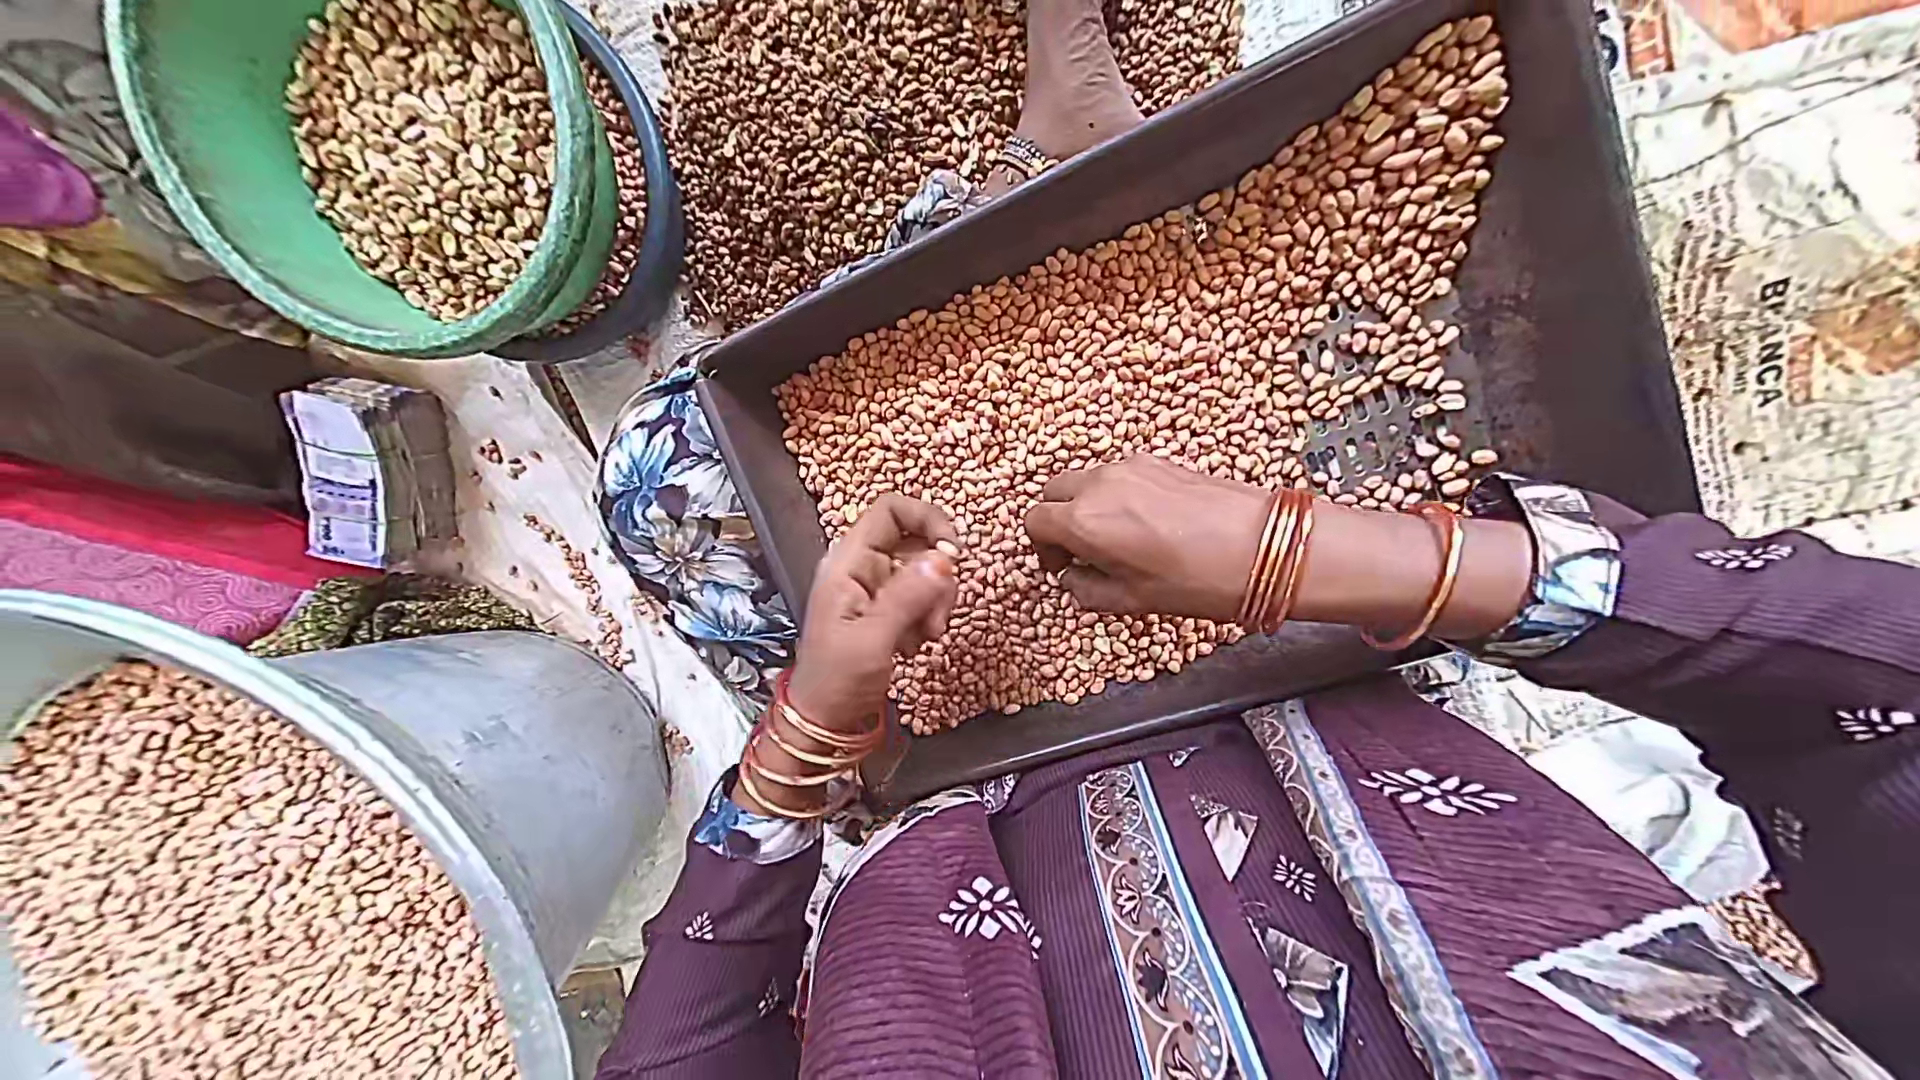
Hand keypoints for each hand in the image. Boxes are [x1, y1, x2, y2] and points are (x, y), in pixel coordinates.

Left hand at [786, 494, 960, 730]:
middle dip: (938, 575)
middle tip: (937, 614)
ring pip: (927, 570)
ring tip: (924, 635)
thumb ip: (907, 596)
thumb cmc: (837, 680)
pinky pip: (925, 596)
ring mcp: (879, 587)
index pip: (891, 510)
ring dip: (937, 602)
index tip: (953, 552)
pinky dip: (930, 616)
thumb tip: (945, 557)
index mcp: (849, 561)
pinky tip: (915, 642)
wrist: (827, 720)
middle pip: (918, 540)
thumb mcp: (872, 639)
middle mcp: (865, 566)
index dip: (927, 519)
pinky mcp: (890, 608)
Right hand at [1023, 455, 1268, 622]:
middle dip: (1057, 520)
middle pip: (1053, 491)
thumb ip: (1085, 589)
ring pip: (1086, 480)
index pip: (1035, 521)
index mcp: (1082, 520)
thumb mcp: (1130, 600)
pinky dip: (1113, 494)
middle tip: (1079, 550)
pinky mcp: (1158, 460)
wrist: (1266, 546)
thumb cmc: (1196, 581)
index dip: (1042, 548)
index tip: (1062, 566)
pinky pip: (1117, 475)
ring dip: (1085, 505)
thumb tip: (1072, 578)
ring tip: (1115, 537)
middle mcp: (1098, 484)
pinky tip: (1143, 521)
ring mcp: (1130, 466)